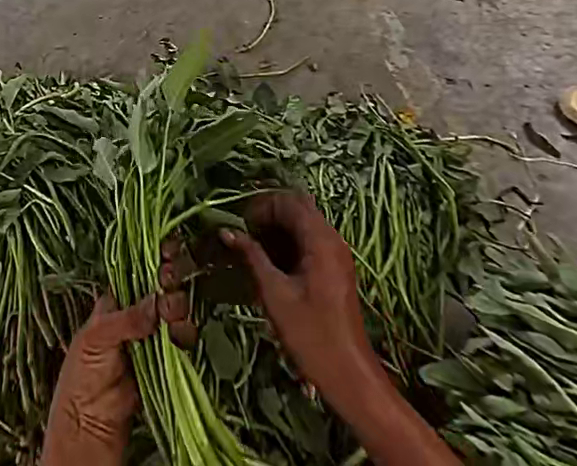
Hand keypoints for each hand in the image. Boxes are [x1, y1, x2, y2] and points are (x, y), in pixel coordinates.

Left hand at [41, 249, 194, 465]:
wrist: (90, 421)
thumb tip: (157, 299)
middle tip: (169, 280)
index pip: (140, 267)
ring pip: (176, 307)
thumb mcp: (96, 337)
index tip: (168, 249)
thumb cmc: (82, 372)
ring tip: (172, 315)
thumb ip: (127, 318)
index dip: (156, 255)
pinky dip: (185, 333)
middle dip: (172, 278)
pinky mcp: (168, 354)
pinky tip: (179, 334)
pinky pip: (183, 337)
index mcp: (119, 297)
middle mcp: (139, 308)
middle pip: (164, 283)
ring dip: (179, 306)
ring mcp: (155, 331)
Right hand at [221, 192, 378, 404]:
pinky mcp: (335, 268)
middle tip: (242, 231)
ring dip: (277, 228)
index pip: (288, 201)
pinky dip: (288, 242)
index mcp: (321, 239)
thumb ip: (252, 256)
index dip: (260, 206)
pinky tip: (269, 261)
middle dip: (268, 213)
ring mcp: (336, 253)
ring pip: (304, 223)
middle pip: (298, 207)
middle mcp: (332, 238)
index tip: (238, 224)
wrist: (349, 375)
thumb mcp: (275, 293)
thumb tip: (226, 231)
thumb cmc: (311, 335)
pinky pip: (310, 241)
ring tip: (251, 247)